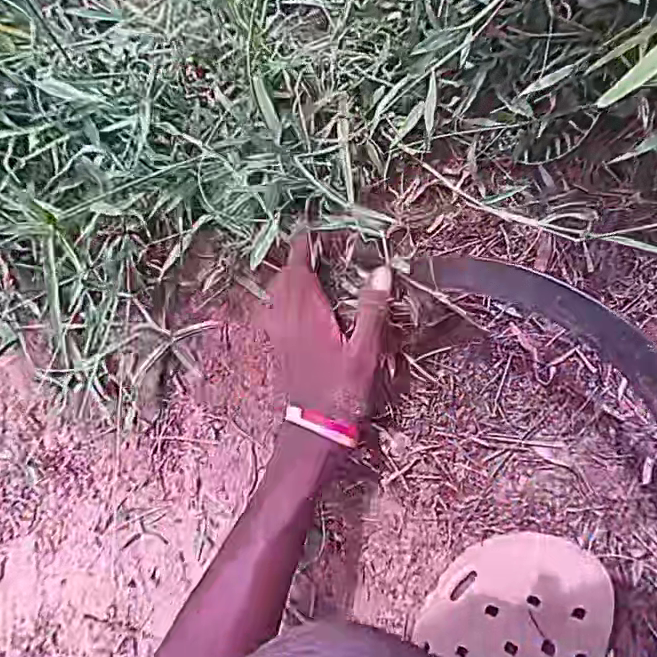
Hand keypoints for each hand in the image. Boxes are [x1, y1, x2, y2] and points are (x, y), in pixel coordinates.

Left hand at [261, 234, 391, 425]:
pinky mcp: (279, 344)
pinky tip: (301, 302)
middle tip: (318, 247)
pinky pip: (275, 308)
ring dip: (290, 275)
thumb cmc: (340, 391)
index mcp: (306, 310)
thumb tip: (382, 271)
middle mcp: (286, 316)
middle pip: (284, 273)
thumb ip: (372, 309)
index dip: (306, 243)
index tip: (316, 228)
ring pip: (276, 290)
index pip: (300, 264)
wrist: (314, 428)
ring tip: (311, 268)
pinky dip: (284, 296)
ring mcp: (279, 330)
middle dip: (299, 256)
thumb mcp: (365, 350)